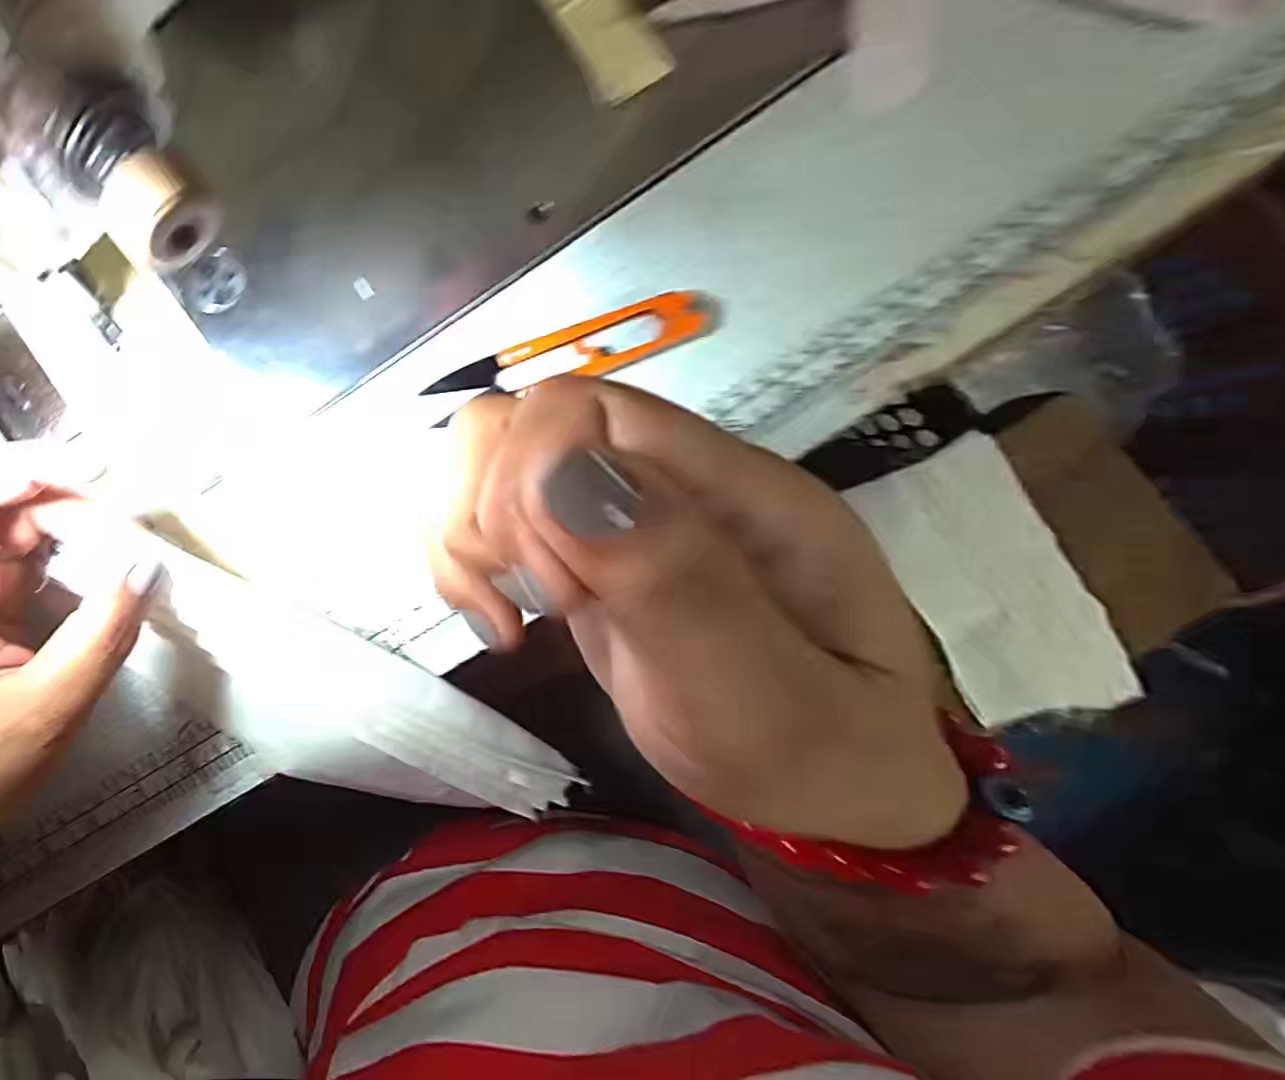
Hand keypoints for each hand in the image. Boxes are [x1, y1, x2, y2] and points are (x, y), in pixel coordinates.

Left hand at [0, 452, 162, 927]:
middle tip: (137, 513)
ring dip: (85, 526)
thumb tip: (150, 565)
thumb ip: (99, 634)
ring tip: (138, 530)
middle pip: (1, 506)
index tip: (89, 467)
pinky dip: (87, 557)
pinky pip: (46, 564)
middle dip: (70, 501)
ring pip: (30, 530)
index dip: (19, 472)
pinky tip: (122, 559)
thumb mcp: (41, 712)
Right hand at [431, 377, 964, 848]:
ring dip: (466, 541)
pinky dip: (464, 564)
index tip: (565, 596)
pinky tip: (499, 621)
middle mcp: (661, 476)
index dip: (532, 490)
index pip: (579, 408)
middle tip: (543, 608)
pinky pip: (485, 516)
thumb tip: (559, 470)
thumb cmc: (810, 755)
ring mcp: (613, 512)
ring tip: (509, 617)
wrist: (820, 789)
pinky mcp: (578, 550)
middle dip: (493, 523)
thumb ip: (669, 574)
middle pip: (514, 425)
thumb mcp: (759, 690)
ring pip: (484, 463)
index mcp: (726, 482)